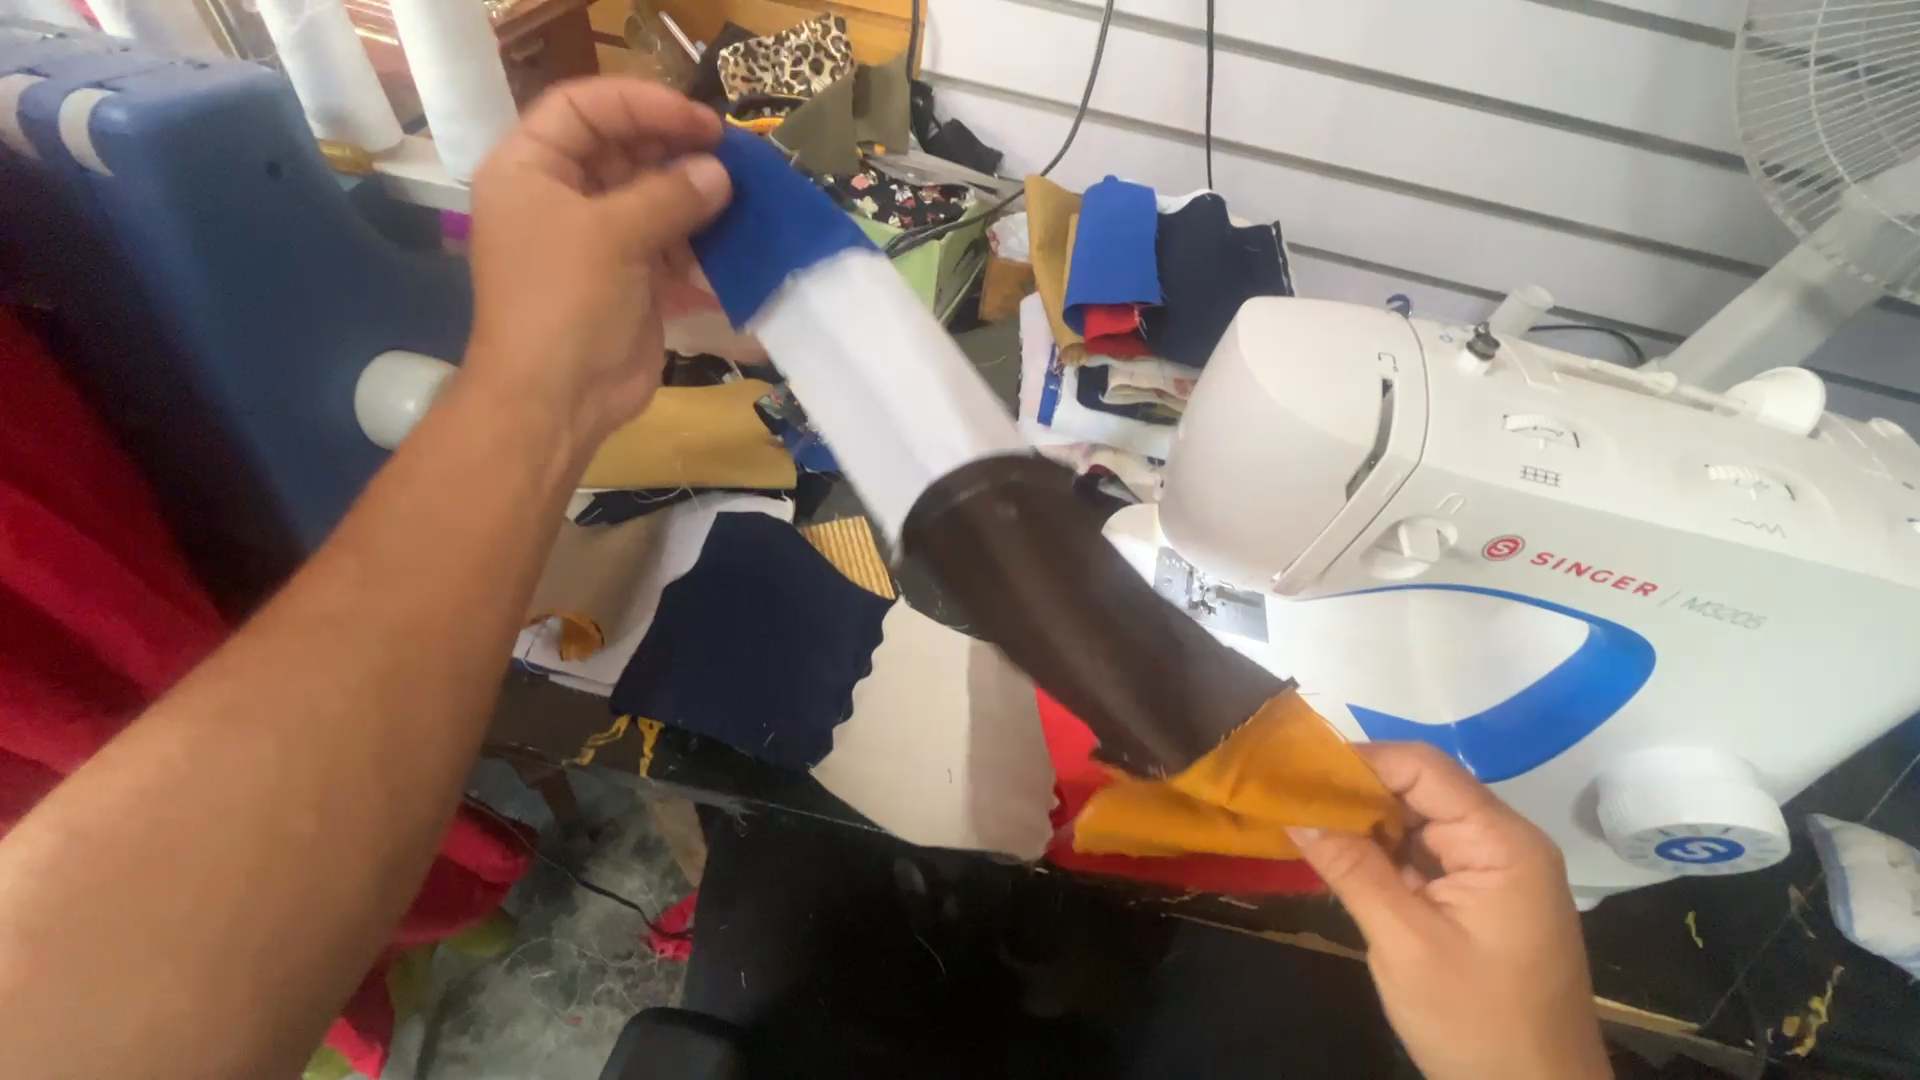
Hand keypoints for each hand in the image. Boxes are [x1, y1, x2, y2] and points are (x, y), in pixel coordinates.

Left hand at [465, 78, 732, 462]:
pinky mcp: (632, 279)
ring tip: (741, 193)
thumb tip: (720, 174)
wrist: (560, 397)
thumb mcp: (610, 236)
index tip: (702, 121)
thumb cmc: (565, 303)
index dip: (642, 104)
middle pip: (623, 151)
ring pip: (653, 199)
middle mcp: (563, 197)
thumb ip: (668, 197)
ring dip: (695, 196)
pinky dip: (700, 241)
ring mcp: (600, 241)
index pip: (585, 109)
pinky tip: (732, 237)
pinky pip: (670, 244)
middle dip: (676, 150)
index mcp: (532, 169)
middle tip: (732, 156)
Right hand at [1287, 744, 1610, 1079]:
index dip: (1358, 760)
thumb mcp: (1402, 942)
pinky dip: (1378, 848)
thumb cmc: (1477, 1024)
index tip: (1296, 772)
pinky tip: (1337, 852)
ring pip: (1414, 815)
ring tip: (1303, 820)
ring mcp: (1492, 868)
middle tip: (1290, 797)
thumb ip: (1349, 867)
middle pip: (1418, 786)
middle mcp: (1502, 841)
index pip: (1421, 768)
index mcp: (1501, 843)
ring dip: (1362, 819)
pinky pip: (1420, 848)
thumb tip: (1291, 809)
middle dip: (1354, 789)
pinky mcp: (1477, 892)